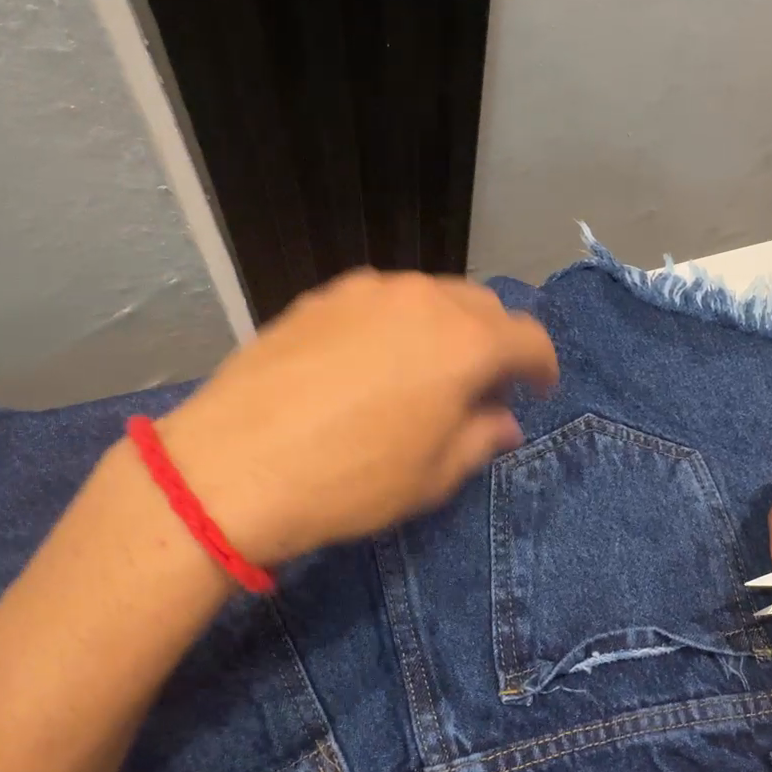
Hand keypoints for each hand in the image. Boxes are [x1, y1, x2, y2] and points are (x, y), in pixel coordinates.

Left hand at [144, 270, 557, 565]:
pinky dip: (396, 323)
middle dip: (495, 342)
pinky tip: (369, 362)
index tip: (536, 393)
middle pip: (483, 307)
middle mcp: (425, 300)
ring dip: (445, 328)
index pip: (529, 338)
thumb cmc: (350, 480)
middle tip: (481, 385)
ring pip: (431, 296)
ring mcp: (368, 291)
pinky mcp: (322, 296)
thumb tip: (503, 420)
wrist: (229, 467)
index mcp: (466, 343)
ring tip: (424, 370)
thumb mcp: (433, 476)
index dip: (542, 367)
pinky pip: (381, 301)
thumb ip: (482, 438)